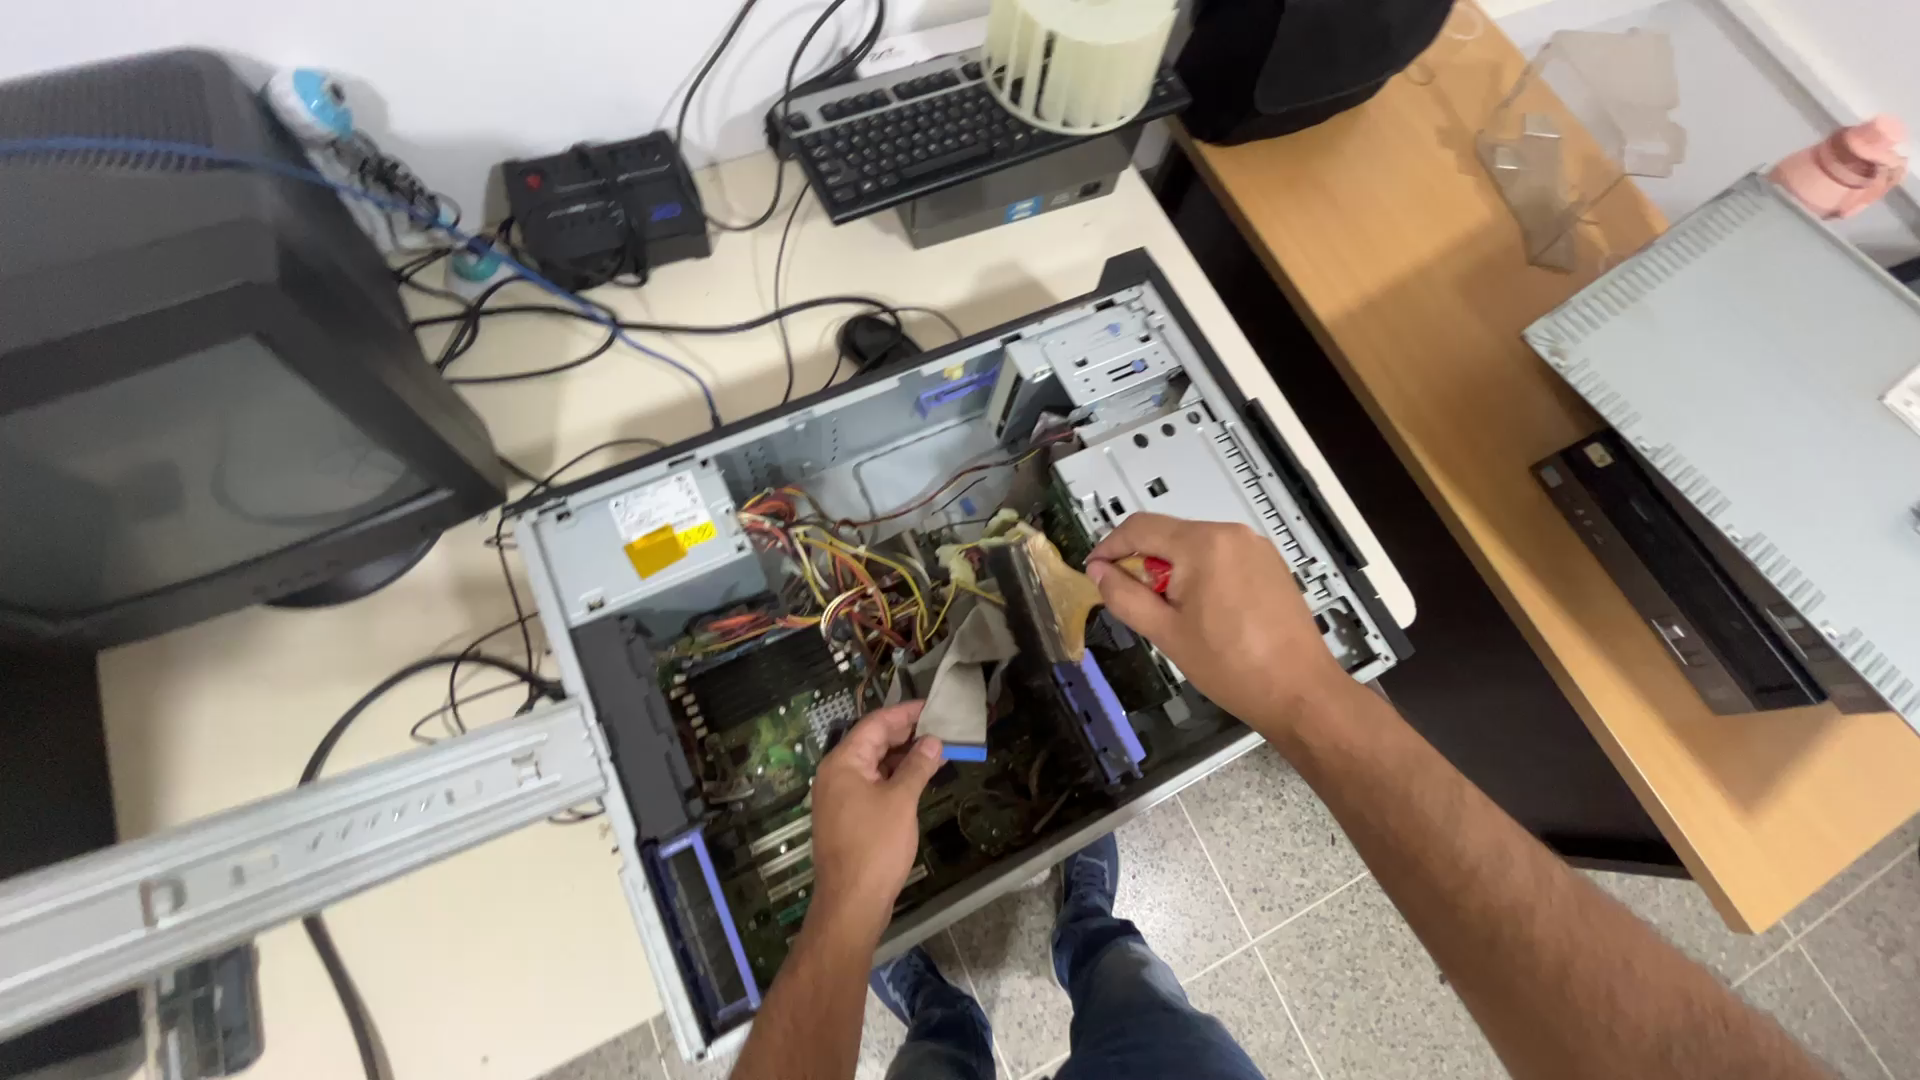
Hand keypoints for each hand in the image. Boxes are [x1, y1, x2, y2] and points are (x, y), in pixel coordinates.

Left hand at [807, 701, 942, 939]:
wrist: (851, 904)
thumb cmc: (875, 847)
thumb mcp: (902, 800)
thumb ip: (918, 766)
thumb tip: (933, 741)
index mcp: (843, 762)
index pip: (875, 724)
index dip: (905, 713)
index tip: (933, 706)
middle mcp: (837, 774)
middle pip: (873, 742)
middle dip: (907, 734)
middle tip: (941, 726)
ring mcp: (841, 796)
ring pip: (875, 764)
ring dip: (904, 756)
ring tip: (938, 749)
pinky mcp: (849, 816)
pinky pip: (874, 784)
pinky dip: (896, 777)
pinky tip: (921, 776)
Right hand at [1087, 512, 1350, 737]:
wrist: (1300, 692)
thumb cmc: (1229, 665)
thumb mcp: (1164, 632)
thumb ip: (1124, 595)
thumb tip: (1098, 571)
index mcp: (1202, 544)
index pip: (1139, 527)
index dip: (1109, 547)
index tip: (1094, 573)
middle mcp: (1231, 533)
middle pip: (1167, 534)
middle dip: (1142, 562)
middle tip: (1132, 601)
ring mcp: (1255, 547)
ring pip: (1193, 546)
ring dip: (1170, 569)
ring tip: (1170, 612)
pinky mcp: (1270, 563)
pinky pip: (1220, 556)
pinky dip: (1199, 573)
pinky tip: (1203, 611)